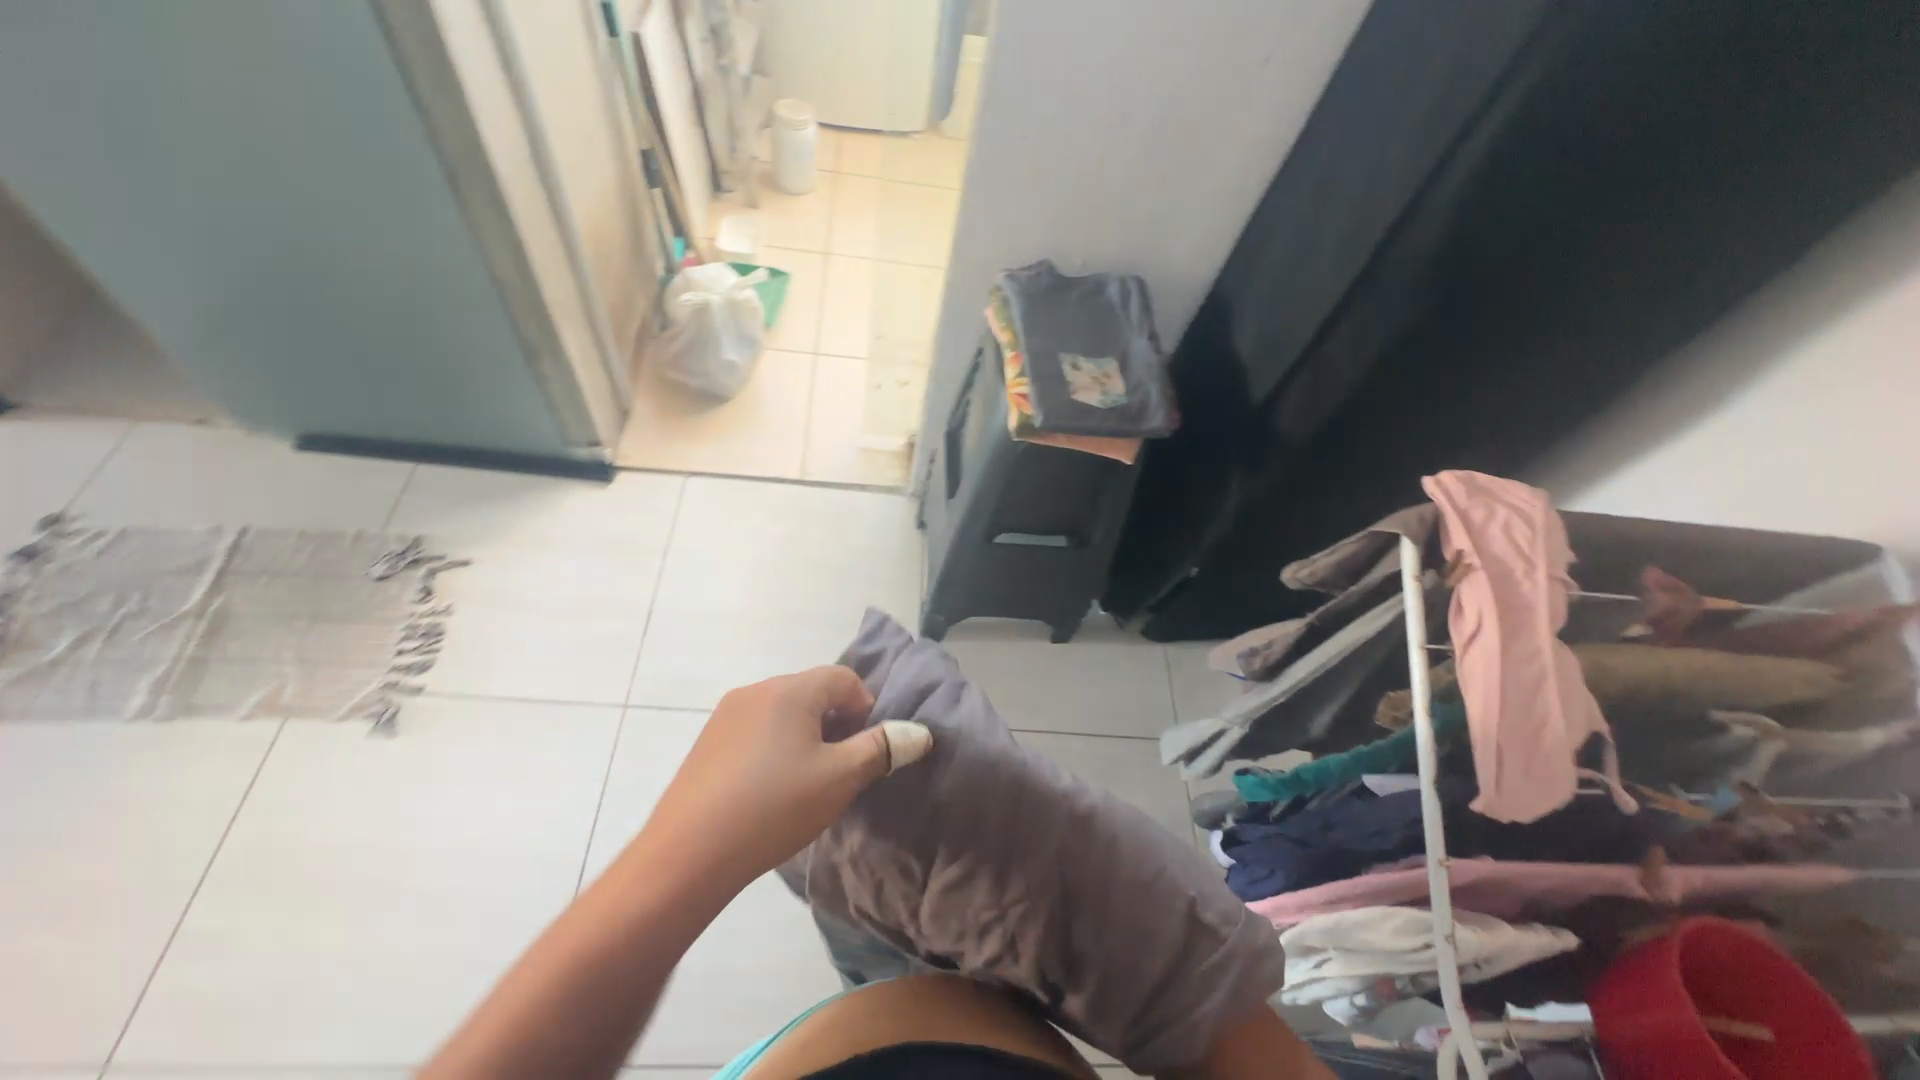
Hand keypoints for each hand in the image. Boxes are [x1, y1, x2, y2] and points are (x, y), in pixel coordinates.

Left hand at [637, 666, 931, 890]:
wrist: (688, 854)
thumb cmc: (774, 807)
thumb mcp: (840, 779)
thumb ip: (882, 749)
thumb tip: (920, 732)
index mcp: (789, 690)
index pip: (844, 679)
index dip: (866, 709)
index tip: (866, 751)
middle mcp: (755, 691)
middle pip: (812, 692)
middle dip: (836, 725)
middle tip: (842, 771)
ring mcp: (725, 717)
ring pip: (783, 714)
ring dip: (806, 739)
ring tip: (807, 786)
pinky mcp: (707, 744)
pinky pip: (756, 733)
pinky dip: (775, 751)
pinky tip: (771, 793)